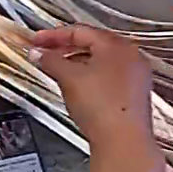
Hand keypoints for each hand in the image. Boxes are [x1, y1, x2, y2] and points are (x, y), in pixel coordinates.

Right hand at [29, 24, 157, 154]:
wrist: (123, 140)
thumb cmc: (103, 106)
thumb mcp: (68, 77)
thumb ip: (50, 60)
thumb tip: (39, 53)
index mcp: (117, 46)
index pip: (80, 31)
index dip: (54, 35)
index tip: (37, 41)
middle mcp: (130, 57)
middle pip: (91, 45)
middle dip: (64, 49)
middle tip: (45, 54)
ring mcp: (134, 76)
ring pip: (99, 62)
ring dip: (76, 63)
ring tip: (57, 71)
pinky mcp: (133, 95)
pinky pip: (106, 78)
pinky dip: (89, 78)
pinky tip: (77, 89)